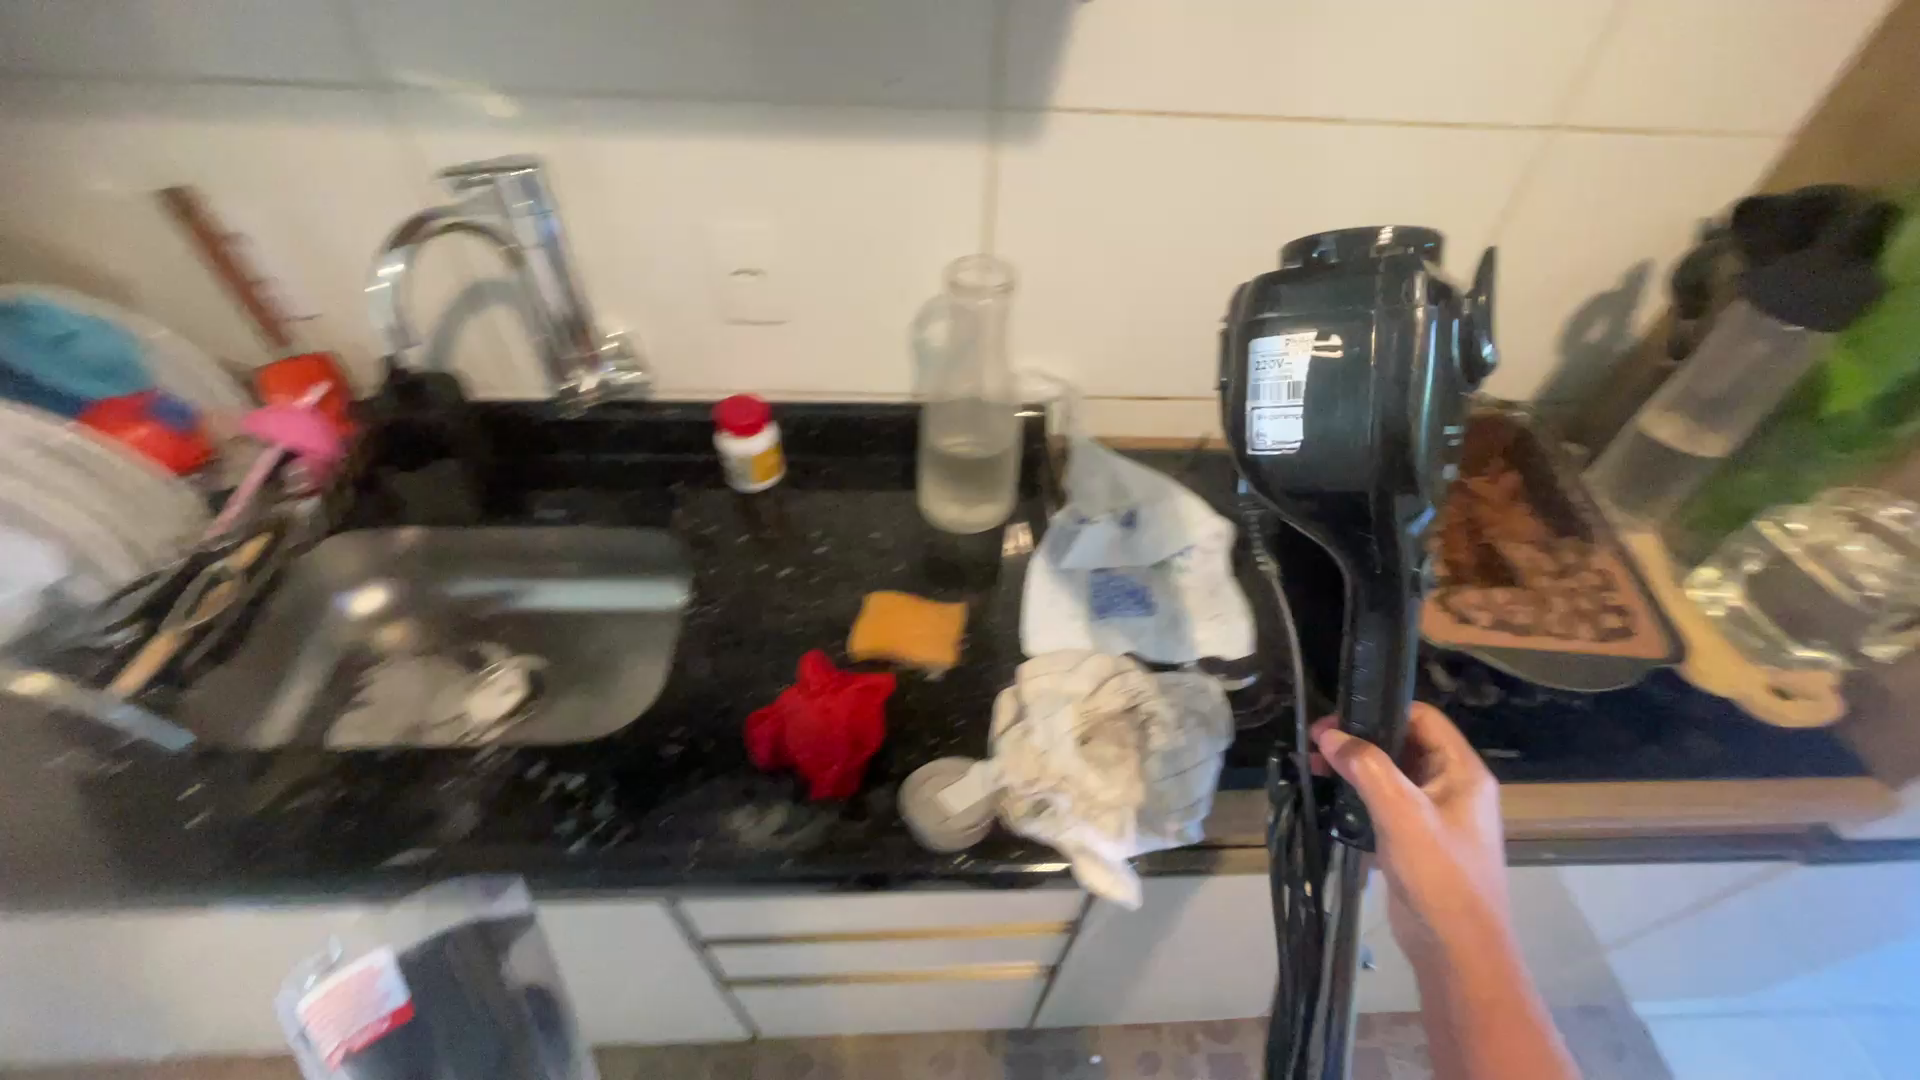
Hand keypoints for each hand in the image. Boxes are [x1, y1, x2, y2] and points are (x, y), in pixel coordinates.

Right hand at [1311, 704, 1507, 961]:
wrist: (1457, 950)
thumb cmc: (1440, 875)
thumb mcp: (1402, 813)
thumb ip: (1366, 766)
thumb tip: (1329, 735)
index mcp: (1463, 773)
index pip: (1422, 718)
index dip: (1379, 711)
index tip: (1336, 721)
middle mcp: (1452, 787)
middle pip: (1403, 743)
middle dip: (1358, 739)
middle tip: (1316, 744)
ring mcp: (1435, 814)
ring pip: (1390, 772)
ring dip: (1354, 766)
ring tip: (1314, 768)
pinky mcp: (1416, 838)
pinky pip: (1384, 801)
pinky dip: (1357, 793)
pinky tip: (1330, 798)